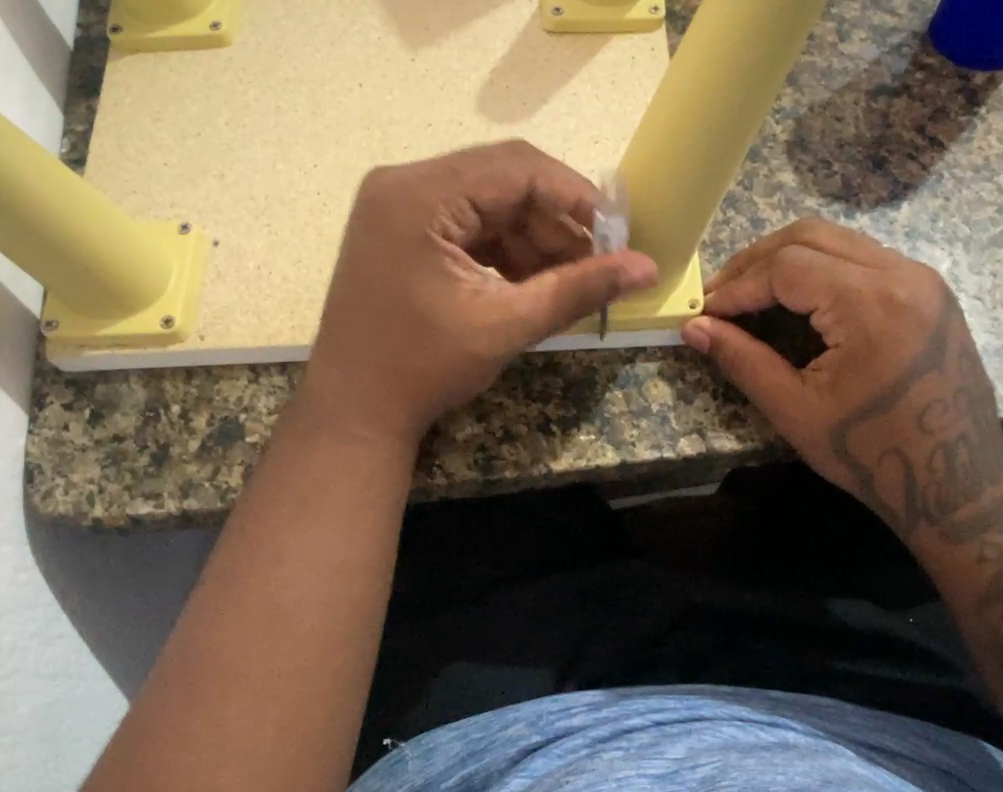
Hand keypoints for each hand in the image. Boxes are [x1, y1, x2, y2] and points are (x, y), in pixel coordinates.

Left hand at [297, 141, 658, 448]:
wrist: (355, 412)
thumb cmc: (423, 370)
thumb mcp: (506, 325)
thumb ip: (578, 289)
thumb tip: (647, 268)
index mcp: (420, 195)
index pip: (517, 168)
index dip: (576, 197)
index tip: (619, 235)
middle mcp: (403, 185)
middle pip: (502, 181)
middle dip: (556, 223)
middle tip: (599, 265)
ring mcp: (397, 209)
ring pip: (487, 205)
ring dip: (533, 240)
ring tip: (570, 282)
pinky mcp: (399, 234)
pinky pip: (466, 227)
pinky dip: (503, 252)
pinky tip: (532, 284)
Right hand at [681, 220, 1002, 543]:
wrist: (953, 478)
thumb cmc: (868, 453)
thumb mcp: (795, 410)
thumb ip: (743, 361)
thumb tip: (695, 328)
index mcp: (870, 303)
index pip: (786, 267)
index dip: (737, 286)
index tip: (704, 311)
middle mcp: (902, 274)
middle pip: (812, 236)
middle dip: (757, 261)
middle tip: (720, 294)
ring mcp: (923, 279)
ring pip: (840, 241)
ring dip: (789, 260)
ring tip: (751, 295)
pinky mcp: (930, 292)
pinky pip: (865, 259)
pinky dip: (822, 270)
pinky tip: (797, 302)